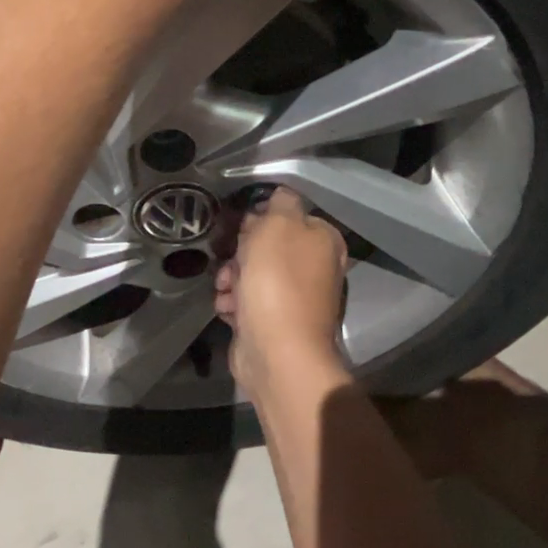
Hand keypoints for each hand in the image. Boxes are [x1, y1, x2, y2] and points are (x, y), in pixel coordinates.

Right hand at [215, 188, 348, 388]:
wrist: (276, 351)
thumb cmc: (277, 281)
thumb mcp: (278, 225)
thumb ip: (281, 203)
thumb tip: (281, 196)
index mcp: (324, 242)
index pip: (290, 216)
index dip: (261, 219)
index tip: (242, 229)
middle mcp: (315, 269)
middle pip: (268, 247)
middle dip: (241, 252)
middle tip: (230, 260)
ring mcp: (295, 299)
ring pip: (253, 276)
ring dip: (232, 279)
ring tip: (223, 290)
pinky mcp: (273, 324)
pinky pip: (248, 304)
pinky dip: (234, 304)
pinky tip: (227, 309)